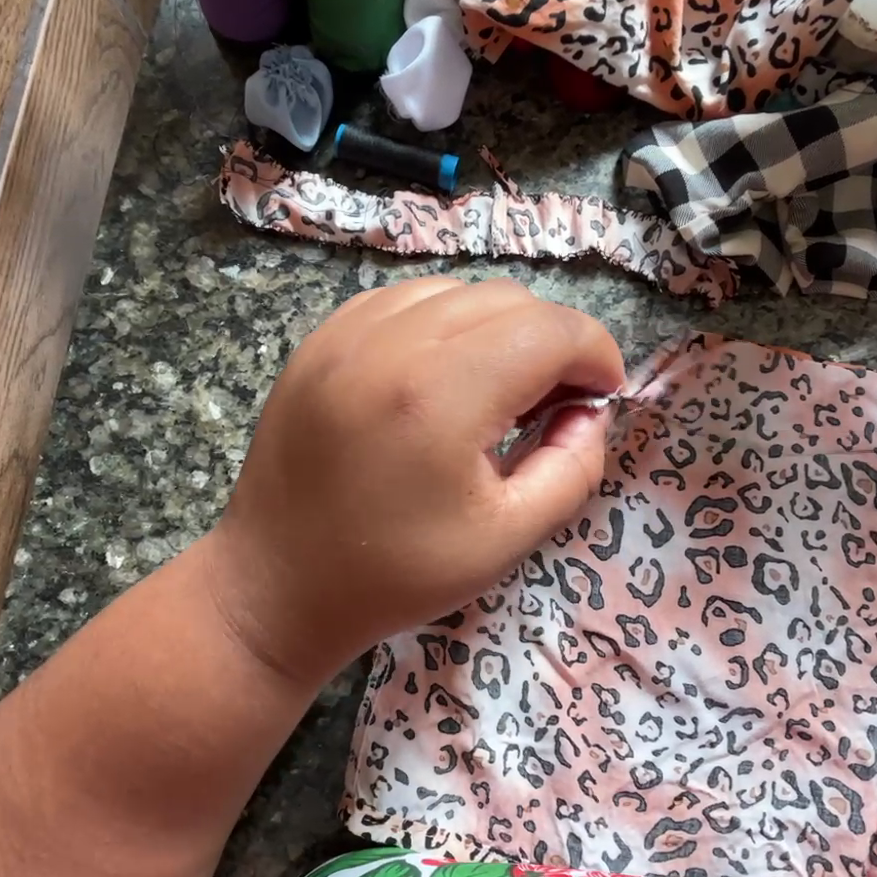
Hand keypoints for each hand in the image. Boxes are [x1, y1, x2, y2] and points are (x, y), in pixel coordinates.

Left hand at [199, 277, 624, 683]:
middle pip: (510, 299)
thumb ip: (572, 467)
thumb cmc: (394, 575)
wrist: (276, 585)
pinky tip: (439, 376)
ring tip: (494, 392)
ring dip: (498, 329)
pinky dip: (442, 324)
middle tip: (550, 405)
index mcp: (441, 393)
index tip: (600, 397)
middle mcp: (391, 341)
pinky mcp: (319, 339)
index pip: (552, 329)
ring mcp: (345, 332)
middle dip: (552, 342)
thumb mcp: (506, 539)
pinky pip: (404, 301)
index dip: (597, 355)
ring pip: (457, 291)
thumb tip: (589, 412)